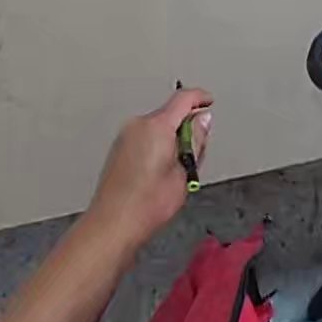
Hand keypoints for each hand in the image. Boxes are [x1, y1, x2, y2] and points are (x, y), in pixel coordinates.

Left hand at [85, 87, 212, 248]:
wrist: (113, 223)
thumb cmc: (146, 204)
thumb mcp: (185, 172)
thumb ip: (196, 140)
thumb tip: (202, 120)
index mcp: (157, 126)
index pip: (183, 98)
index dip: (200, 98)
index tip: (208, 101)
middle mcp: (138, 124)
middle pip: (170, 113)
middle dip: (185, 127)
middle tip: (193, 155)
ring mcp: (126, 135)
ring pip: (157, 126)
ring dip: (170, 138)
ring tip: (173, 172)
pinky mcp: (119, 147)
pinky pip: (144, 136)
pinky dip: (156, 145)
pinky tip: (156, 173)